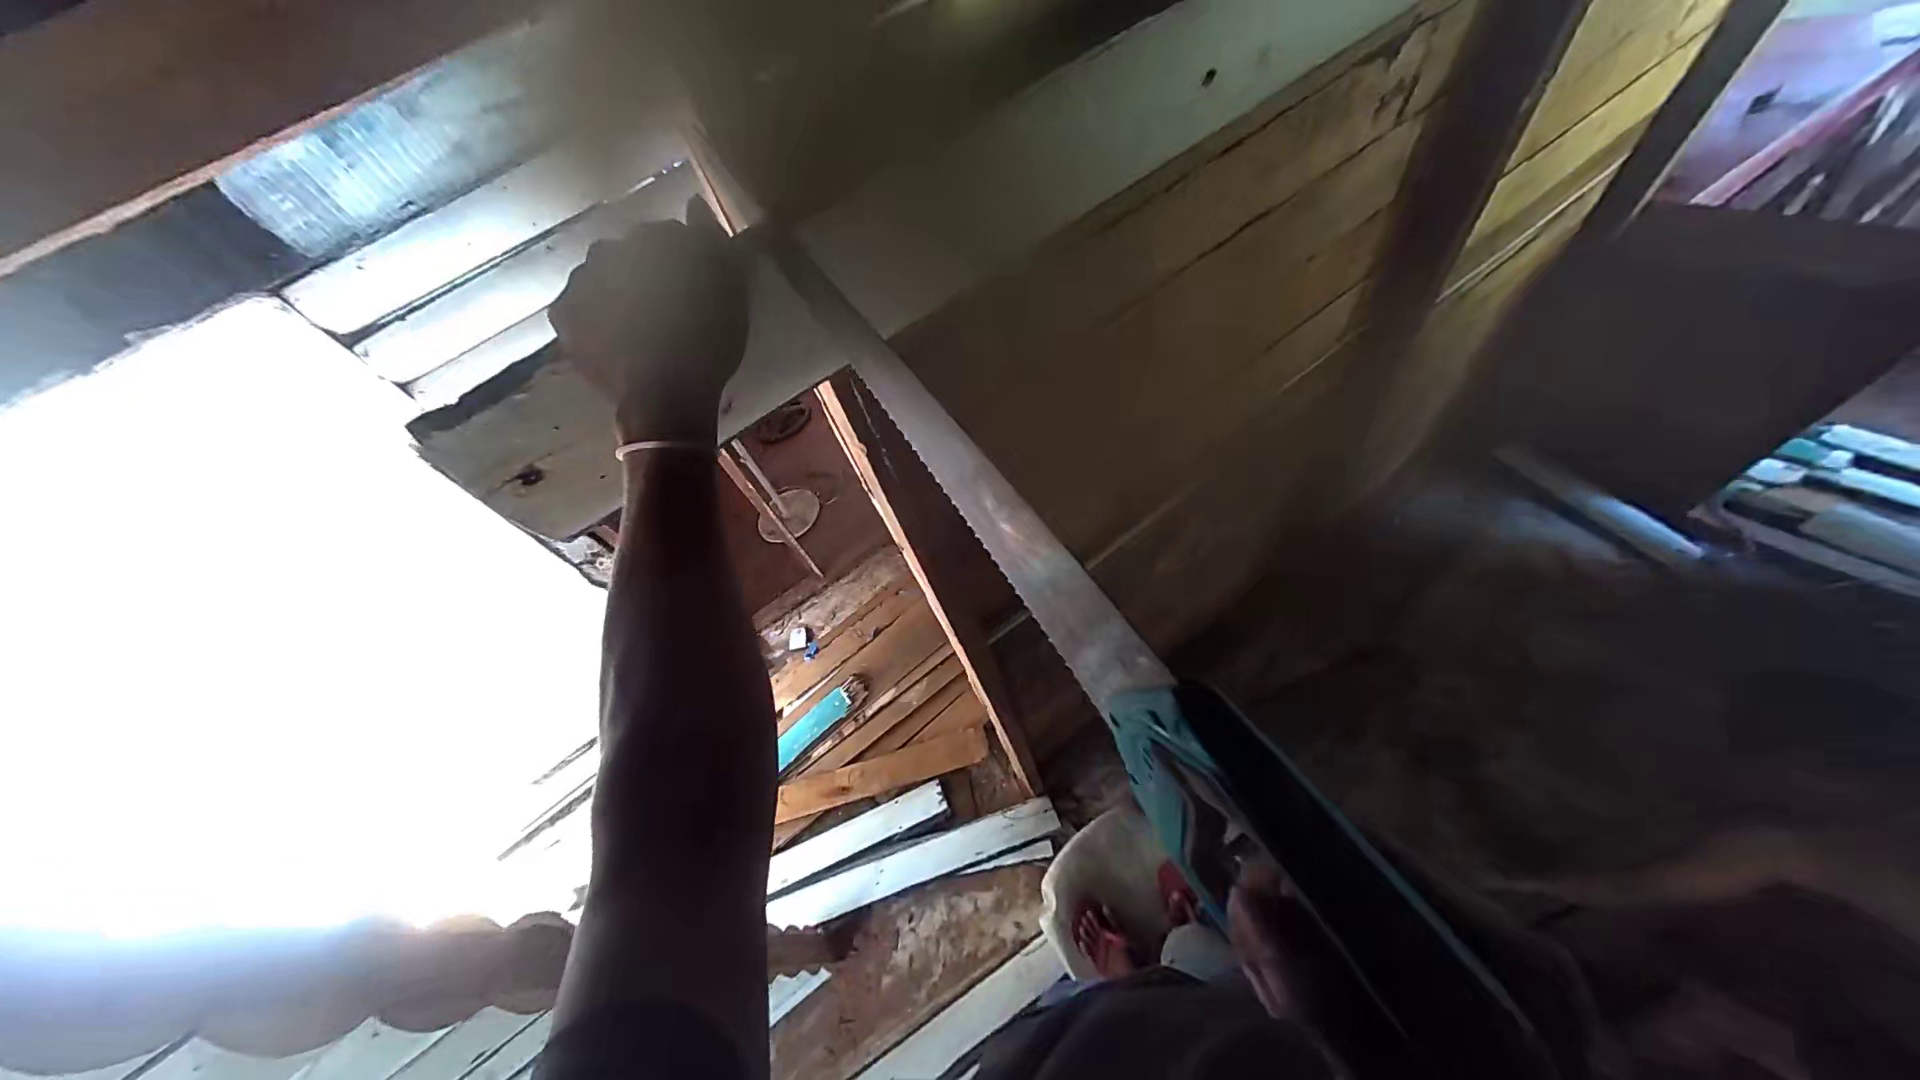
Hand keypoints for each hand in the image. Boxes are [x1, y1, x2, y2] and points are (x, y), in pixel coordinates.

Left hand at [551, 198, 748, 443]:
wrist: (665, 395)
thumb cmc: (708, 344)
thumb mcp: (731, 295)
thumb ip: (713, 245)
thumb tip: (694, 203)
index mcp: (655, 239)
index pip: (668, 234)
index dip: (682, 259)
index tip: (694, 286)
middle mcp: (610, 248)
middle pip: (628, 251)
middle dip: (643, 270)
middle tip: (665, 309)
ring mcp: (580, 281)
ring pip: (599, 276)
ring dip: (615, 290)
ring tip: (636, 327)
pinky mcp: (562, 315)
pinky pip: (578, 307)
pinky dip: (592, 316)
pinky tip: (612, 339)